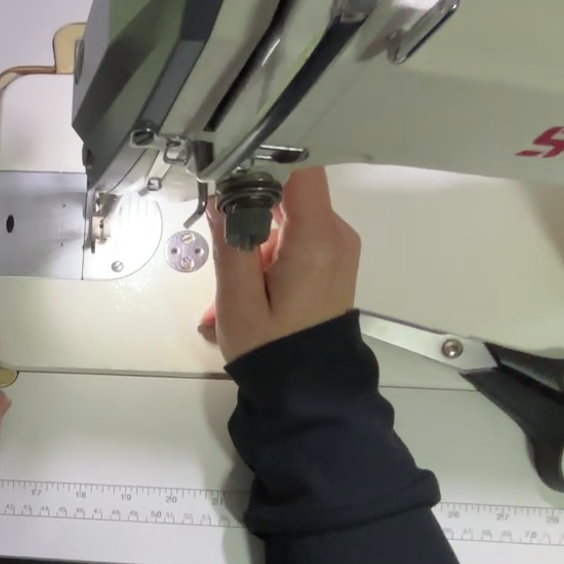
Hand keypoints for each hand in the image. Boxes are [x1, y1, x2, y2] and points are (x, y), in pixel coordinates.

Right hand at [197, 167, 361, 361]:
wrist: (306, 390)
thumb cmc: (270, 348)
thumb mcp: (237, 303)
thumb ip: (231, 247)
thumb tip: (224, 201)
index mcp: (315, 239)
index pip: (300, 172)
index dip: (265, 173)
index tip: (234, 195)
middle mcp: (336, 236)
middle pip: (290, 202)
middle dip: (252, 224)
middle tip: (227, 268)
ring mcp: (339, 251)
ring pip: (290, 227)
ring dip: (257, 250)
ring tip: (233, 296)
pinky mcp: (333, 266)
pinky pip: (299, 247)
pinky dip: (271, 263)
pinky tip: (250, 297)